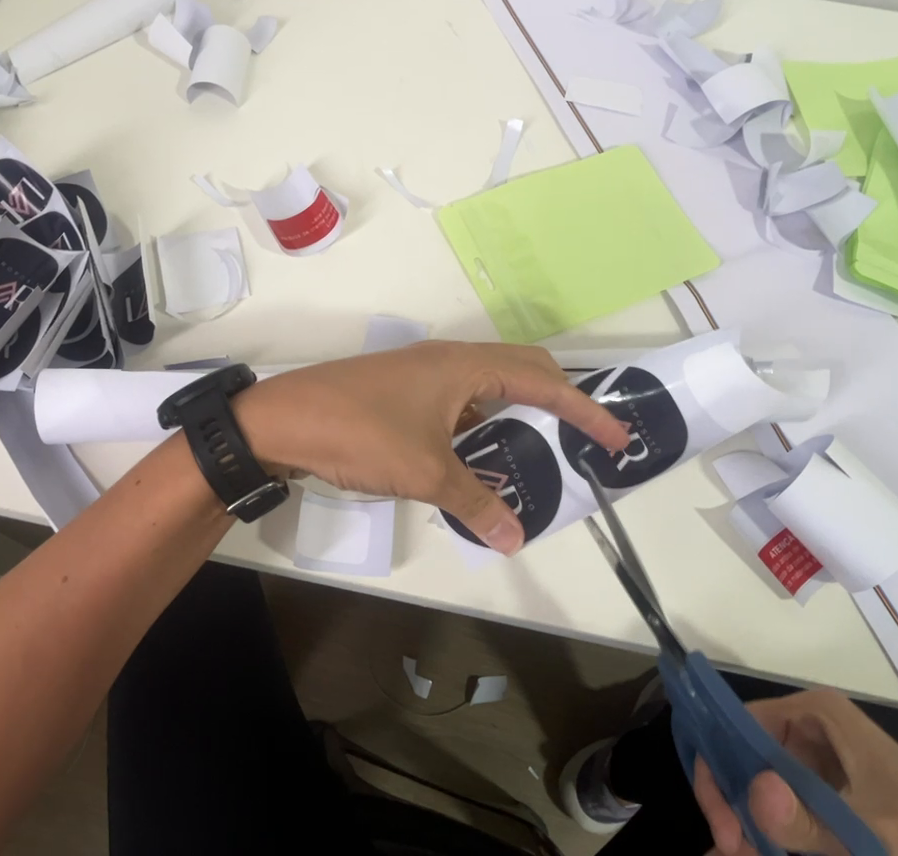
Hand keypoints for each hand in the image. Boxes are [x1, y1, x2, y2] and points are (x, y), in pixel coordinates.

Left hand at [231, 342, 629, 554]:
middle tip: (581, 436)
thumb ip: (474, 501)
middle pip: (520, 371)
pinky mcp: (401, 391)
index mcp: (463, 365)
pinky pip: (457, 402)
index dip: (586, 409)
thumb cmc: (359, 433)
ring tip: (533, 454)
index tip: (617, 436)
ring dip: (513, 415)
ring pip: (486, 387)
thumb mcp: (424, 472)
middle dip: (556, 401)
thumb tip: (516, 537)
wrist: (280, 420)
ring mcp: (421, 374)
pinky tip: (476, 459)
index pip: (542, 381)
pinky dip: (478, 426)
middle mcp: (447, 360)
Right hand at [693, 690, 897, 855]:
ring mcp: (821, 762)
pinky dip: (769, 836)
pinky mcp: (832, 797)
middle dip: (732, 807)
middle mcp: (812, 728)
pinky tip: (760, 855)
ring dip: (747, 826)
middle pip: (743, 757)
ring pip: (759, 787)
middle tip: (732, 852)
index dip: (720, 771)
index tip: (723, 827)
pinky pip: (787, 809)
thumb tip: (755, 788)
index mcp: (818, 714)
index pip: (739, 725)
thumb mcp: (878, 838)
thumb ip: (814, 821)